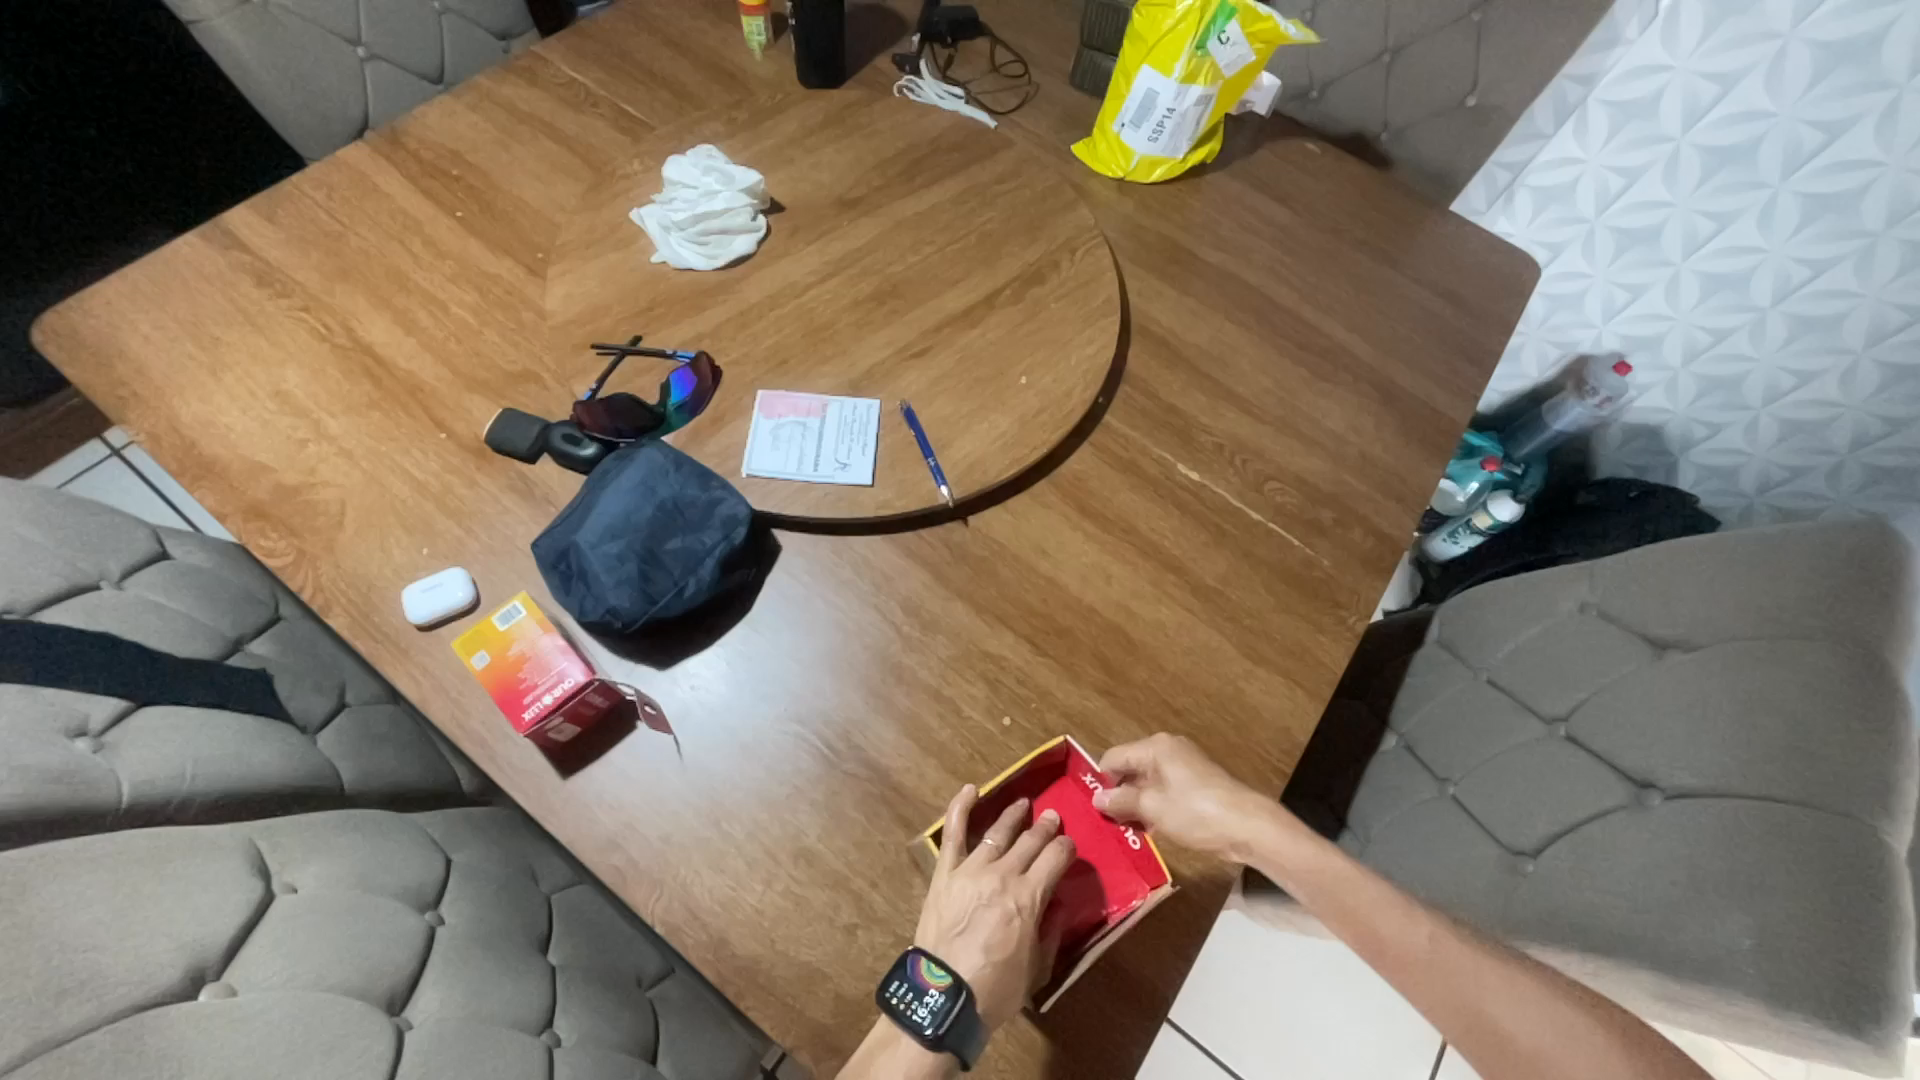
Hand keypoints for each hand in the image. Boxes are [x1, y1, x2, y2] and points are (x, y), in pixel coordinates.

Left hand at [915, 785, 1076, 1032]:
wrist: (944, 996)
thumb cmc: (995, 989)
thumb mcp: (1036, 968)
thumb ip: (1049, 931)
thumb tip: (1057, 903)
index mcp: (1029, 897)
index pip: (1056, 858)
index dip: (1065, 847)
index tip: (1069, 844)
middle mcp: (1003, 874)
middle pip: (1030, 841)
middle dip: (1046, 828)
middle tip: (1053, 817)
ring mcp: (971, 869)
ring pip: (998, 832)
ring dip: (1014, 816)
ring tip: (1024, 804)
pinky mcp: (945, 872)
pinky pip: (953, 833)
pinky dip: (961, 807)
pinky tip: (971, 790)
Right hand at [1093, 733, 1289, 861]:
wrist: (1248, 827)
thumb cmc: (1195, 812)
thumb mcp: (1152, 807)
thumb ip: (1121, 801)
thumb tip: (1096, 799)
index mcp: (1155, 747)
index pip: (1114, 757)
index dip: (1102, 781)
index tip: (1095, 809)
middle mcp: (1168, 750)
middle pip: (1131, 769)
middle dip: (1119, 795)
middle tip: (1108, 823)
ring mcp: (1184, 767)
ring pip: (1147, 783)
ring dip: (1136, 805)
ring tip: (1127, 831)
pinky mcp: (1195, 785)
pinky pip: (1164, 791)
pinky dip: (1154, 807)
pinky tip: (1150, 829)